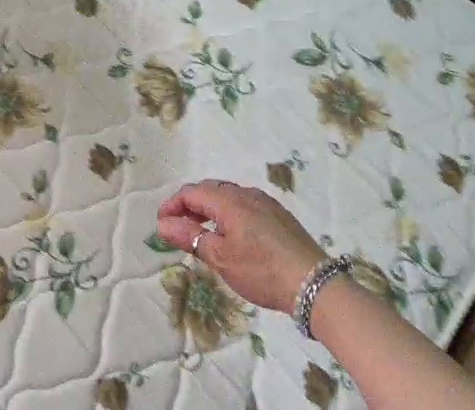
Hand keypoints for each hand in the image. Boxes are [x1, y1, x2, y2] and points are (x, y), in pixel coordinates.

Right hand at [155, 180, 326, 313]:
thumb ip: (190, 237)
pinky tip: (232, 235)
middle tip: (178, 228)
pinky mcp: (279, 215)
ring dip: (210, 210)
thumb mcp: (220, 257)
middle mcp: (247, 193)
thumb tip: (163, 224)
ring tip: (202, 233)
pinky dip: (229, 214)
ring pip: (229, 197)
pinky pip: (246, 206)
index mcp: (229, 200)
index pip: (192, 192)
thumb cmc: (261, 271)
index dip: (172, 205)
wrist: (313, 284)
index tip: (161, 224)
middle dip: (190, 205)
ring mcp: (266, 203)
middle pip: (210, 190)